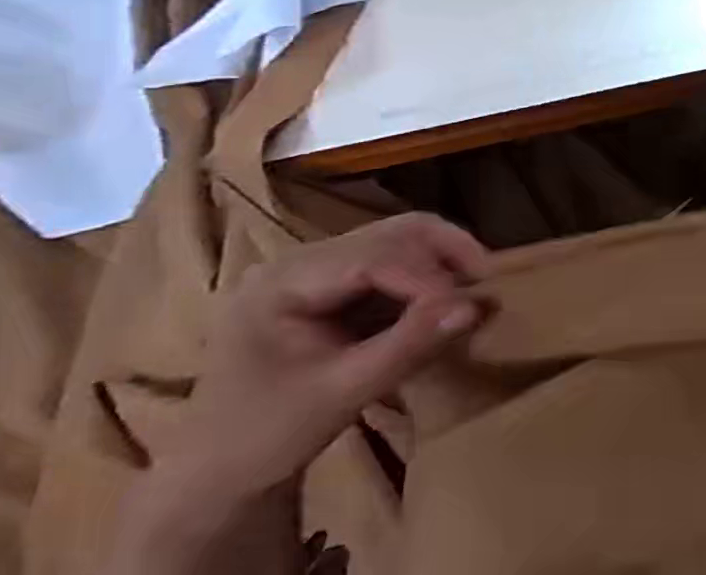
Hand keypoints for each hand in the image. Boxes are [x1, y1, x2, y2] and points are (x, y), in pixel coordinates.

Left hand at [107, 212, 488, 574]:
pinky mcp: (341, 285)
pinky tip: (449, 301)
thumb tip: (476, 307)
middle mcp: (304, 260)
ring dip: (446, 260)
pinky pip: (402, 262)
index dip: (429, 278)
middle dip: (448, 253)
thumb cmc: (264, 436)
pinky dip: (434, 275)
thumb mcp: (340, 394)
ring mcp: (322, 269)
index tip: (470, 309)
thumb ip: (408, 346)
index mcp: (283, 281)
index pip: (374, 258)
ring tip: (475, 288)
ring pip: (405, 239)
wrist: (217, 473)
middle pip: (395, 232)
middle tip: (487, 282)